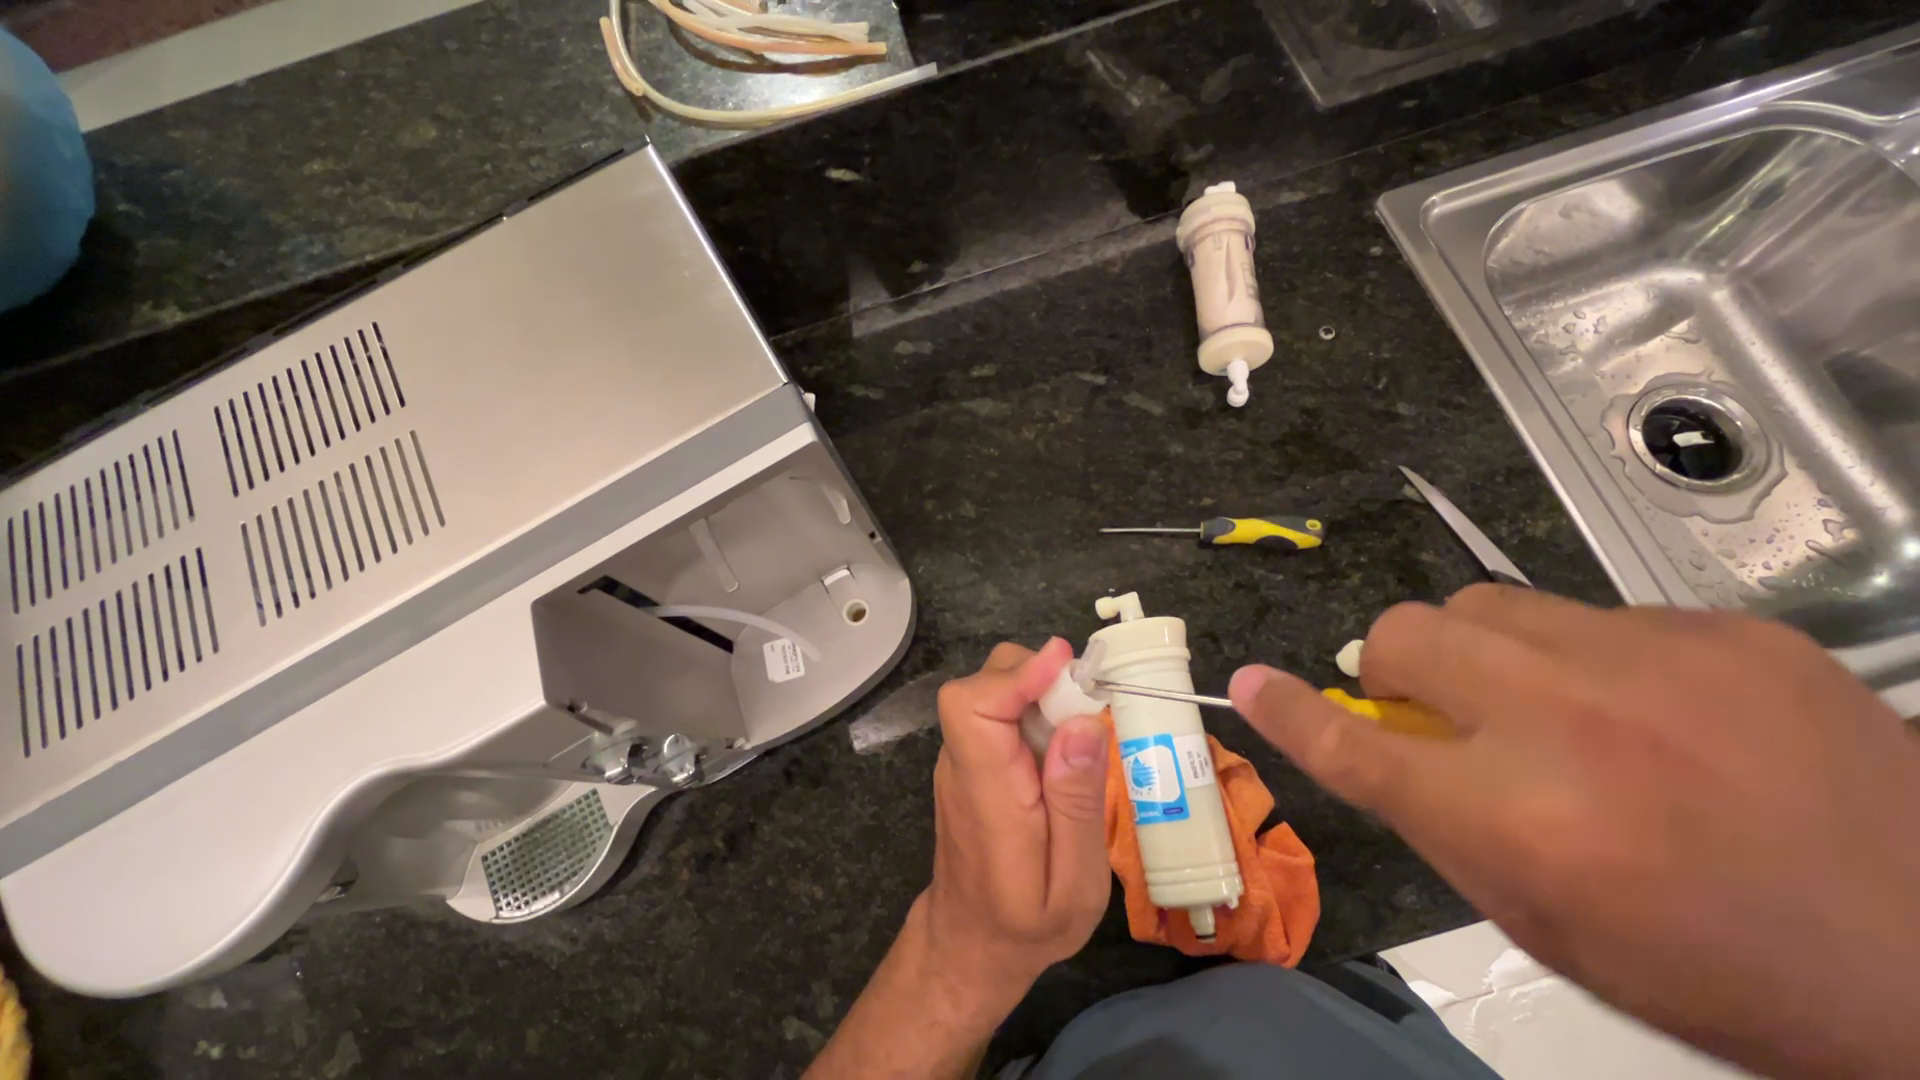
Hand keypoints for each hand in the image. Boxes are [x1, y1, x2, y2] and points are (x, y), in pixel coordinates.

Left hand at [920, 639, 1112, 1008]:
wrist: (971, 944)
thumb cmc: (1026, 923)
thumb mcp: (1074, 883)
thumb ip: (1078, 803)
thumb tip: (1084, 722)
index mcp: (985, 790)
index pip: (971, 706)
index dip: (1017, 676)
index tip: (1067, 665)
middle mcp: (963, 763)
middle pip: (982, 685)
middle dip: (1037, 675)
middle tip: (1090, 701)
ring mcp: (963, 760)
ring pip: (992, 693)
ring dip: (1040, 692)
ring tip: (1084, 727)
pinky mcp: (975, 764)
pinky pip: (1000, 716)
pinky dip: (1035, 712)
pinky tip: (1065, 748)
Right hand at [1229, 586, 1919, 1079]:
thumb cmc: (1712, 968)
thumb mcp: (1545, 919)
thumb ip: (1443, 821)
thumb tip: (1375, 744)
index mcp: (1517, 820)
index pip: (1355, 746)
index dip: (1288, 713)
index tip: (1248, 682)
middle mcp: (1566, 721)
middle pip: (1408, 633)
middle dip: (1398, 669)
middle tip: (1438, 711)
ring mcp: (1653, 659)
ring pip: (1490, 603)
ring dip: (1483, 652)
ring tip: (1546, 704)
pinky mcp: (1727, 630)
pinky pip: (1597, 615)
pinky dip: (1589, 658)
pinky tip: (1659, 713)